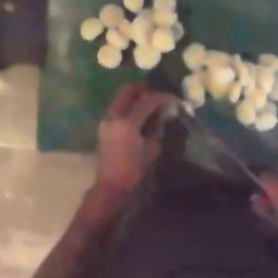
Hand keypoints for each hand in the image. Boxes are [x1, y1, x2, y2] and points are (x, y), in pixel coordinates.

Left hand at [95, 84, 172, 199]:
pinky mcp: (103, 128)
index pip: (147, 100)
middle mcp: (113, 116)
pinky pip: (117, 109)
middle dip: (144, 90)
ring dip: (135, 98)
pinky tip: (141, 117)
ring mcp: (105, 121)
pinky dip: (129, 108)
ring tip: (151, 107)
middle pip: (127, 91)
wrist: (112, 187)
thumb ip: (157, 126)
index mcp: (127, 122)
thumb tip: (164, 112)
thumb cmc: (135, 171)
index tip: (173, 99)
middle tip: (158, 97)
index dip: (162, 97)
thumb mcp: (152, 148)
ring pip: (120, 99)